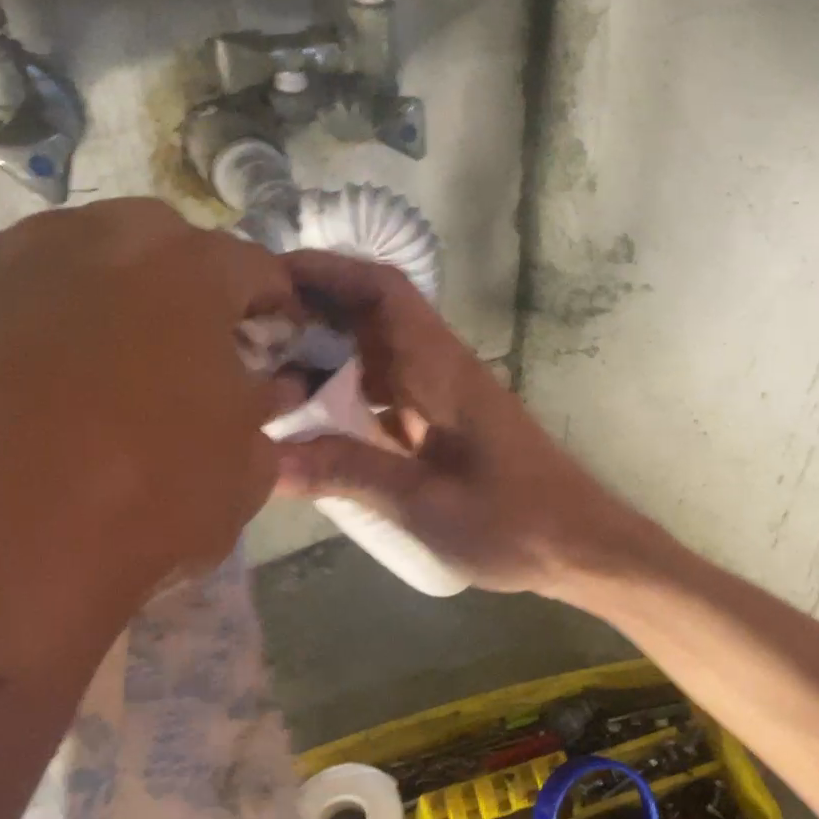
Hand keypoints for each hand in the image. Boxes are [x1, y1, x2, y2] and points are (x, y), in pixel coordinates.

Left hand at [0, 200, 293, 731]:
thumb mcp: (240, 474)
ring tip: (76, 391)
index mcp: (177, 270)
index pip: (251, 266)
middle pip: (144, 245)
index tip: (275, 345)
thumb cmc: (135, 509)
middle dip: (174, 292)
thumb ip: (258, 412)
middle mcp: (69, 242)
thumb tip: (258, 388)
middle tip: (178, 360)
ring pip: (43, 271)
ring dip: (77, 312)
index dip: (272, 307)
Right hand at [273, 250, 655, 596]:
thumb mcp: (425, 504)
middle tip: (236, 338)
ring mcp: (446, 401)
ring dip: (324, 358)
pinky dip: (345, 398)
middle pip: (371, 317)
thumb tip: (265, 456)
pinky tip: (308, 427)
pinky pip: (386, 396)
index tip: (262, 280)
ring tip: (255, 377)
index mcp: (443, 371)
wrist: (582, 547)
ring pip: (377, 357)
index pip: (385, 291)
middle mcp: (443, 372)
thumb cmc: (515, 523)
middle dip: (308, 315)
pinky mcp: (446, 430)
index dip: (326, 271)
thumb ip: (350, 473)